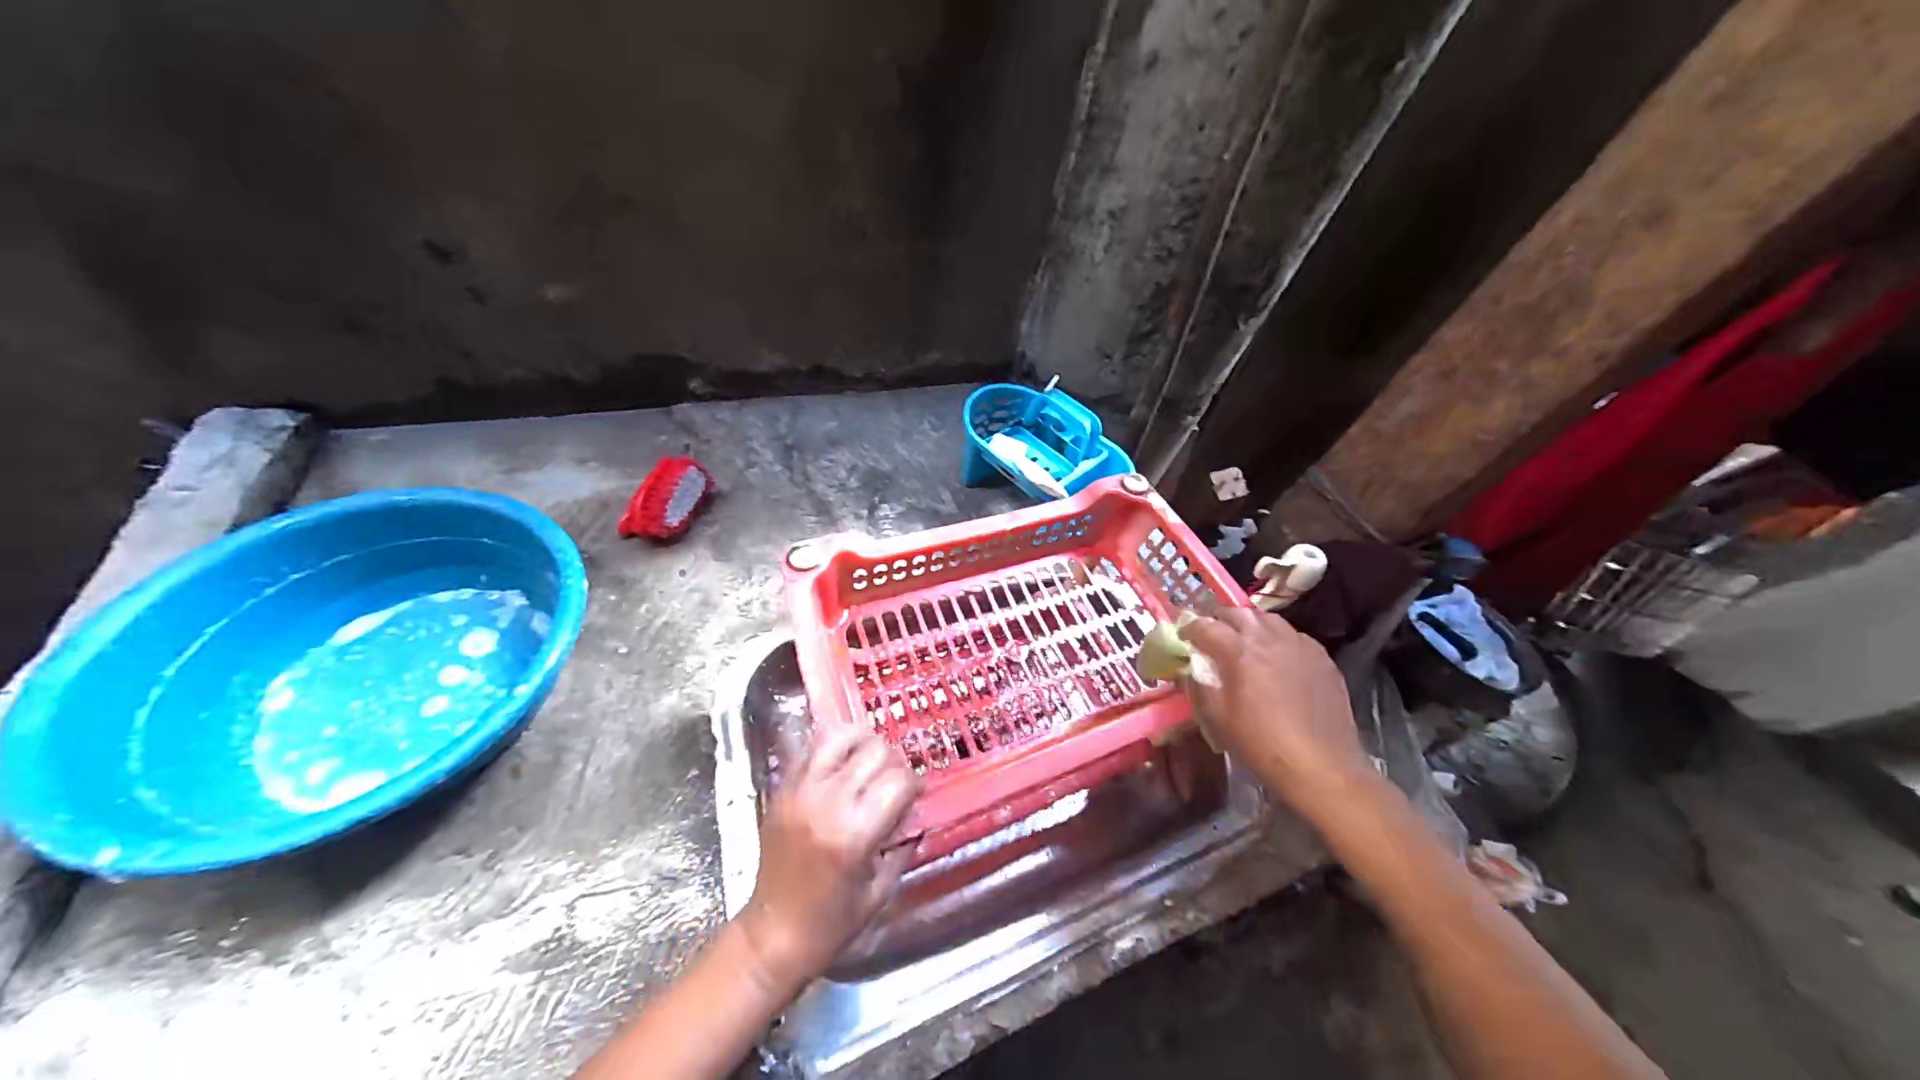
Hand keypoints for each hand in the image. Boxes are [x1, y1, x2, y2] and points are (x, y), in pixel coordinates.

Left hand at [736, 723, 918, 989]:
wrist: (772, 936)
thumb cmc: (831, 924)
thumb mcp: (880, 890)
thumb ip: (902, 844)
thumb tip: (916, 809)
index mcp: (855, 835)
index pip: (899, 781)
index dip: (915, 784)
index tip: (916, 795)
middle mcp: (827, 804)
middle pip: (875, 751)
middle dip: (894, 762)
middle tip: (895, 779)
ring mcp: (800, 793)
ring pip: (840, 738)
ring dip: (862, 744)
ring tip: (870, 760)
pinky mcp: (782, 791)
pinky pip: (811, 750)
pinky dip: (832, 749)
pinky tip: (843, 763)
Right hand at [1182, 607, 1374, 822]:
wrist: (1322, 766)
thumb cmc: (1262, 744)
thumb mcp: (1217, 718)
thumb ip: (1201, 683)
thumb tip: (1194, 665)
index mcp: (1240, 652)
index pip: (1206, 626)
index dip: (1190, 628)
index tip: (1184, 637)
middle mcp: (1270, 639)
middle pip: (1239, 613)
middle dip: (1221, 620)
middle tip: (1212, 635)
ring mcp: (1300, 646)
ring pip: (1270, 619)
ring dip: (1251, 625)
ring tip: (1245, 641)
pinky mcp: (1323, 658)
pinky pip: (1294, 636)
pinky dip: (1278, 638)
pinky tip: (1278, 657)